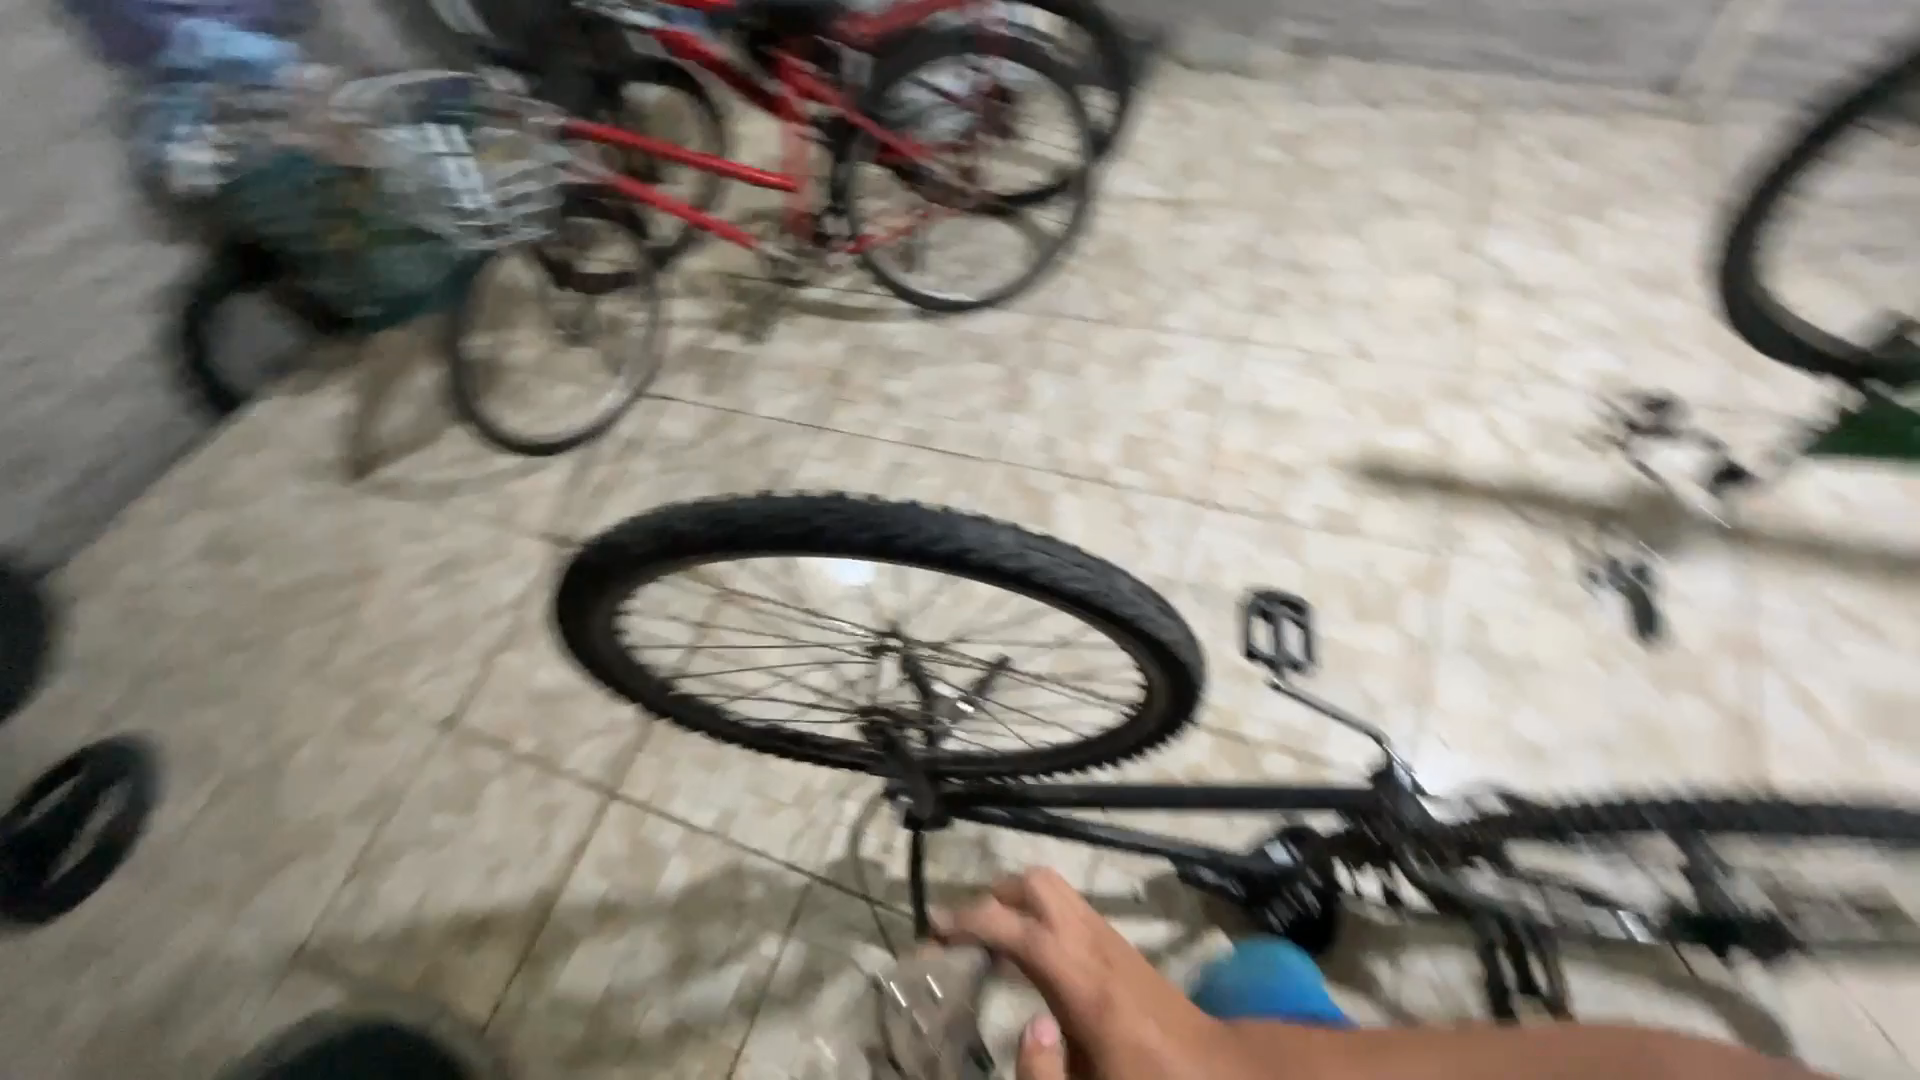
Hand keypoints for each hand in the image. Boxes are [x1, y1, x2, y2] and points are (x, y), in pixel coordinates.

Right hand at [934, 868, 1245, 1079]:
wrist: (1215, 1073)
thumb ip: (1041, 1073)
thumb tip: (1023, 1024)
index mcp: (1084, 983)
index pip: (1019, 929)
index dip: (970, 923)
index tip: (933, 934)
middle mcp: (1095, 943)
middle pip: (1036, 885)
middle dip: (991, 899)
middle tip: (959, 934)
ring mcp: (1108, 935)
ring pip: (1051, 886)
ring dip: (1012, 900)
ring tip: (984, 939)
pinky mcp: (1116, 940)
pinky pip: (1065, 904)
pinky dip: (1033, 911)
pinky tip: (1023, 951)